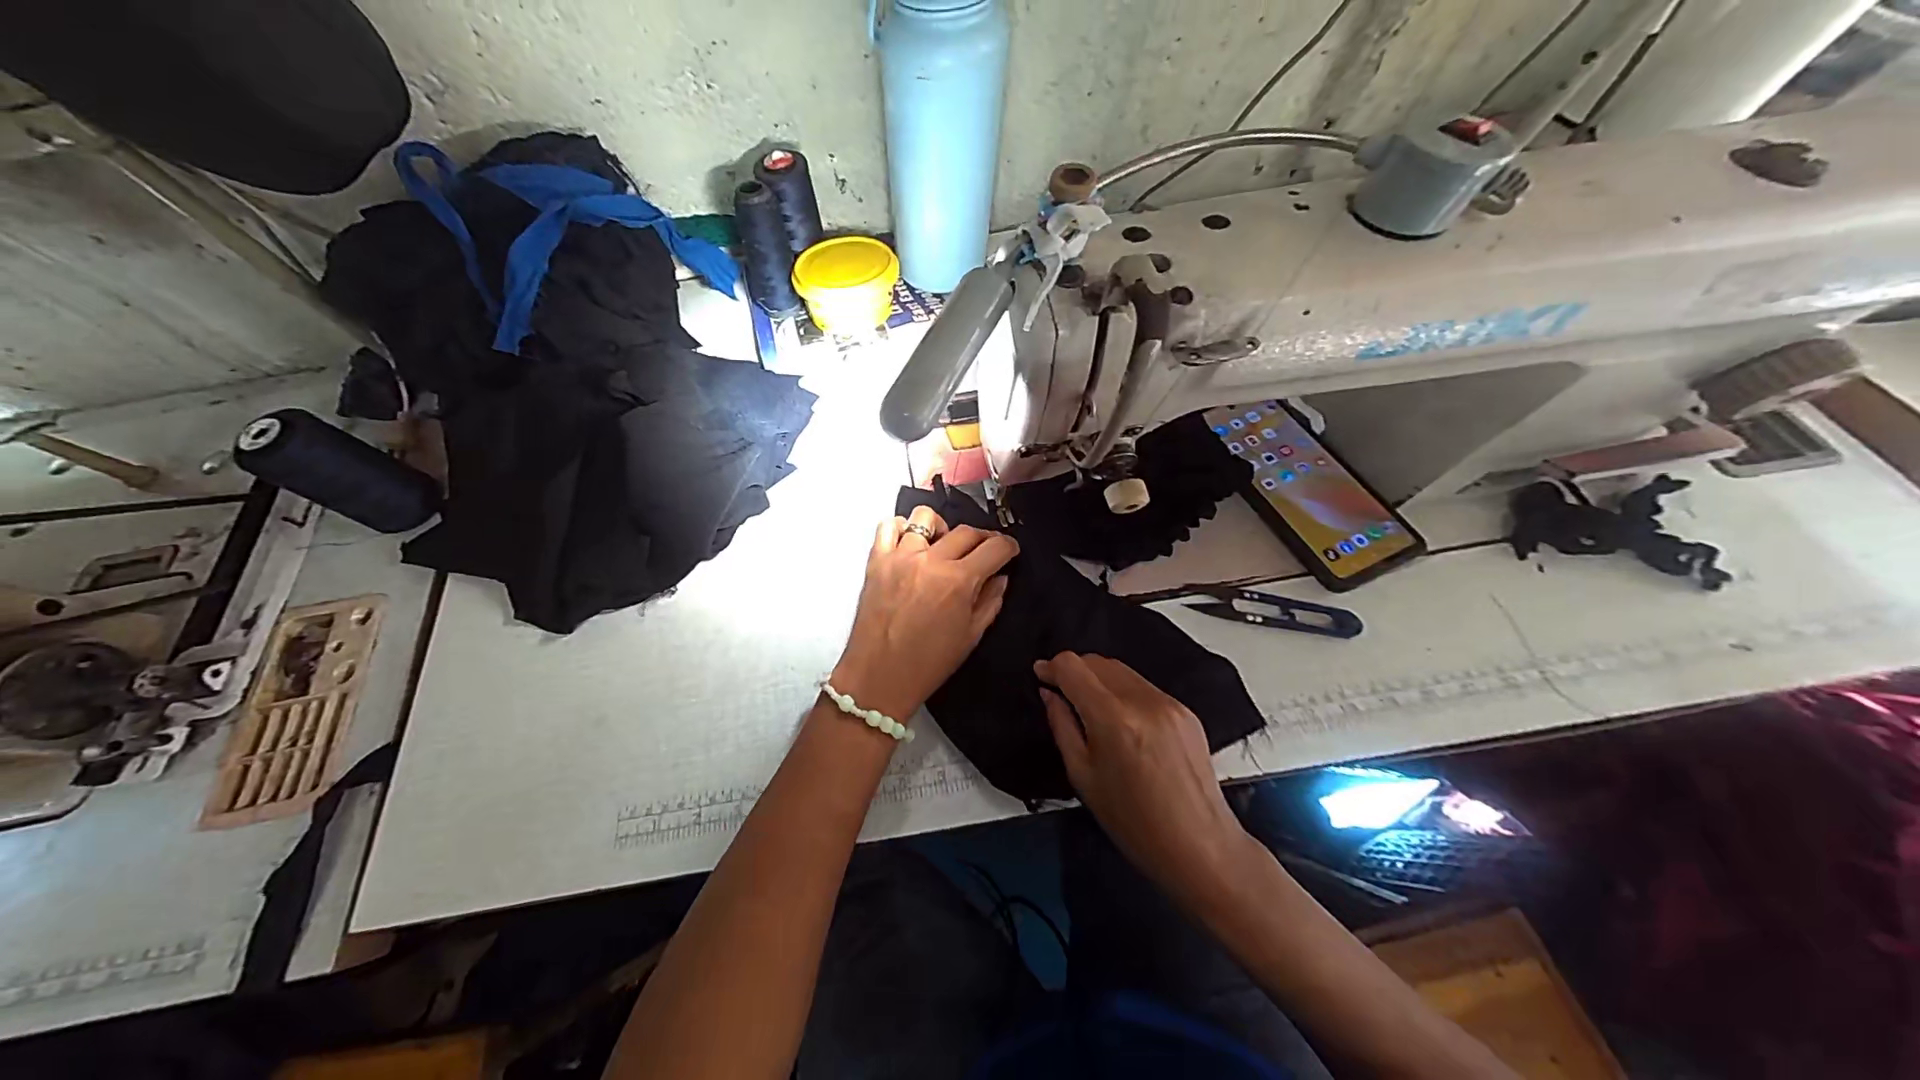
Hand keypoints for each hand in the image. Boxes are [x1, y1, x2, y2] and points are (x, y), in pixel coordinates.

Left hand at [830, 505, 1018, 722]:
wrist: (879, 677)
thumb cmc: (926, 664)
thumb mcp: (970, 636)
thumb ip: (990, 601)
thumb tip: (999, 578)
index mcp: (959, 581)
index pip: (994, 548)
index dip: (1009, 547)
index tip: (1009, 551)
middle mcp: (931, 562)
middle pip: (966, 531)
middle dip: (983, 538)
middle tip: (984, 550)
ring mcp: (901, 558)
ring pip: (926, 518)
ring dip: (942, 527)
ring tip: (943, 544)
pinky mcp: (877, 561)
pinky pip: (888, 526)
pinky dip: (902, 527)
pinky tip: (911, 543)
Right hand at [1037, 652, 1257, 898]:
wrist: (1199, 845)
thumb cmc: (1134, 822)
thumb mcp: (1082, 776)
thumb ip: (1062, 726)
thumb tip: (1051, 694)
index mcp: (1113, 719)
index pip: (1073, 667)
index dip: (1052, 667)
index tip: (1041, 676)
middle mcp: (1143, 701)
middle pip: (1098, 661)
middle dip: (1074, 670)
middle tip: (1059, 691)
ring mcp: (1169, 703)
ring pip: (1122, 670)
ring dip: (1098, 678)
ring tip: (1087, 705)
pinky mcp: (1186, 711)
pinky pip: (1144, 687)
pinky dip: (1123, 691)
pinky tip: (1119, 718)